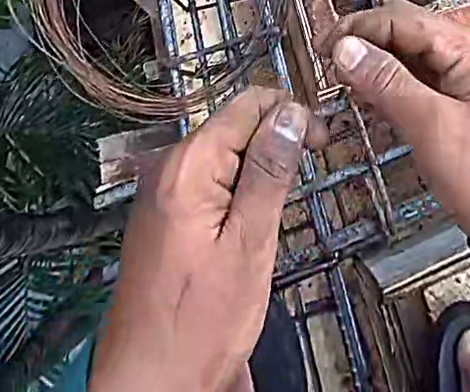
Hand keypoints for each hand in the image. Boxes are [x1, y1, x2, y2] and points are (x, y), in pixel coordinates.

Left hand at [90, 89, 311, 390]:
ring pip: (225, 151)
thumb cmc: (196, 326)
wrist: (147, 383)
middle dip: (276, 138)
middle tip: (307, 172)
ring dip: (260, 164)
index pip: (247, 105)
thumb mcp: (247, 245)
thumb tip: (291, 114)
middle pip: (235, 124)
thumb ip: (269, 172)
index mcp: (188, 164)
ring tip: (280, 205)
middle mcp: (170, 164)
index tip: (321, 138)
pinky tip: (251, 217)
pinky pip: (210, 177)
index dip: (291, 113)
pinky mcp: (165, 209)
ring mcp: (164, 186)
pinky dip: (238, 185)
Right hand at [322, 1, 469, 278]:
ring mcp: (459, 74)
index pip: (397, 18)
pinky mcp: (452, 99)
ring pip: (402, 53)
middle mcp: (462, 50)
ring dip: (370, 63)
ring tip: (341, 85)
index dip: (355, 28)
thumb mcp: (434, 129)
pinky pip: (410, 77)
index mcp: (465, 46)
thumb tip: (342, 47)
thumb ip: (387, 83)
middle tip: (326, 67)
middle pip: (399, 29)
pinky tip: (366, 101)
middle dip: (360, 42)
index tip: (319, 50)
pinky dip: (384, 84)